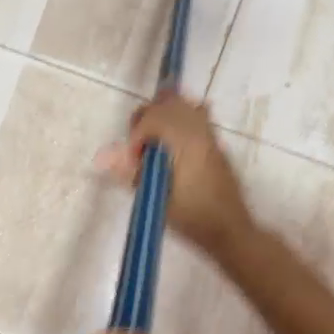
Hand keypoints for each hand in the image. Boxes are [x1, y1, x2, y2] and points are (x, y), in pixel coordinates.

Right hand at [97, 93, 255, 253]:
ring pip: (182, 105)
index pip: (153, 117)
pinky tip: (171, 141)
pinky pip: (196, 115)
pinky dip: (179, 119)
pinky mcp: (215, 143)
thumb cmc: (193, 219)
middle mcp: (199, 131)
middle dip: (145, 120)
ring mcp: (210, 134)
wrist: (230, 229)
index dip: (136, 135)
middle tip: (137, 149)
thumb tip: (103, 157)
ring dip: (161, 117)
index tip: (132, 161)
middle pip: (166, 104)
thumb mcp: (158, 200)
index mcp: (185, 143)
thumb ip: (133, 174)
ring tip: (152, 143)